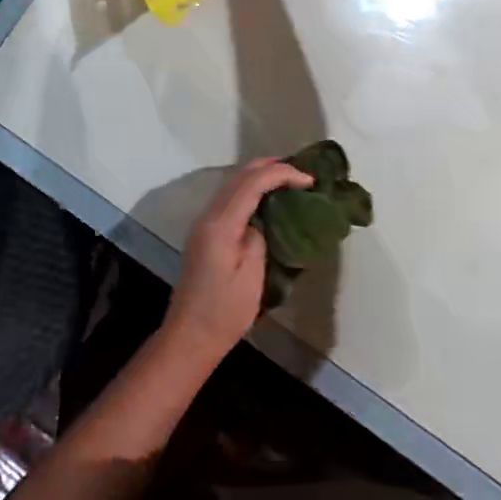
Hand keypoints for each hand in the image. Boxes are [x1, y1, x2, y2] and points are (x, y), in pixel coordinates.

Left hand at [162, 158, 313, 363]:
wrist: (191, 332)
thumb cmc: (225, 311)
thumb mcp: (252, 277)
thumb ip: (257, 240)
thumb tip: (259, 222)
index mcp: (220, 224)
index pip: (250, 184)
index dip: (280, 174)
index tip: (309, 179)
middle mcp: (208, 216)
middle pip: (237, 177)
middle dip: (267, 167)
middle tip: (299, 170)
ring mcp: (203, 223)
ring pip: (231, 186)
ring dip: (256, 177)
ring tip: (287, 179)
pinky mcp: (205, 233)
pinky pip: (228, 201)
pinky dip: (248, 192)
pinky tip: (265, 200)